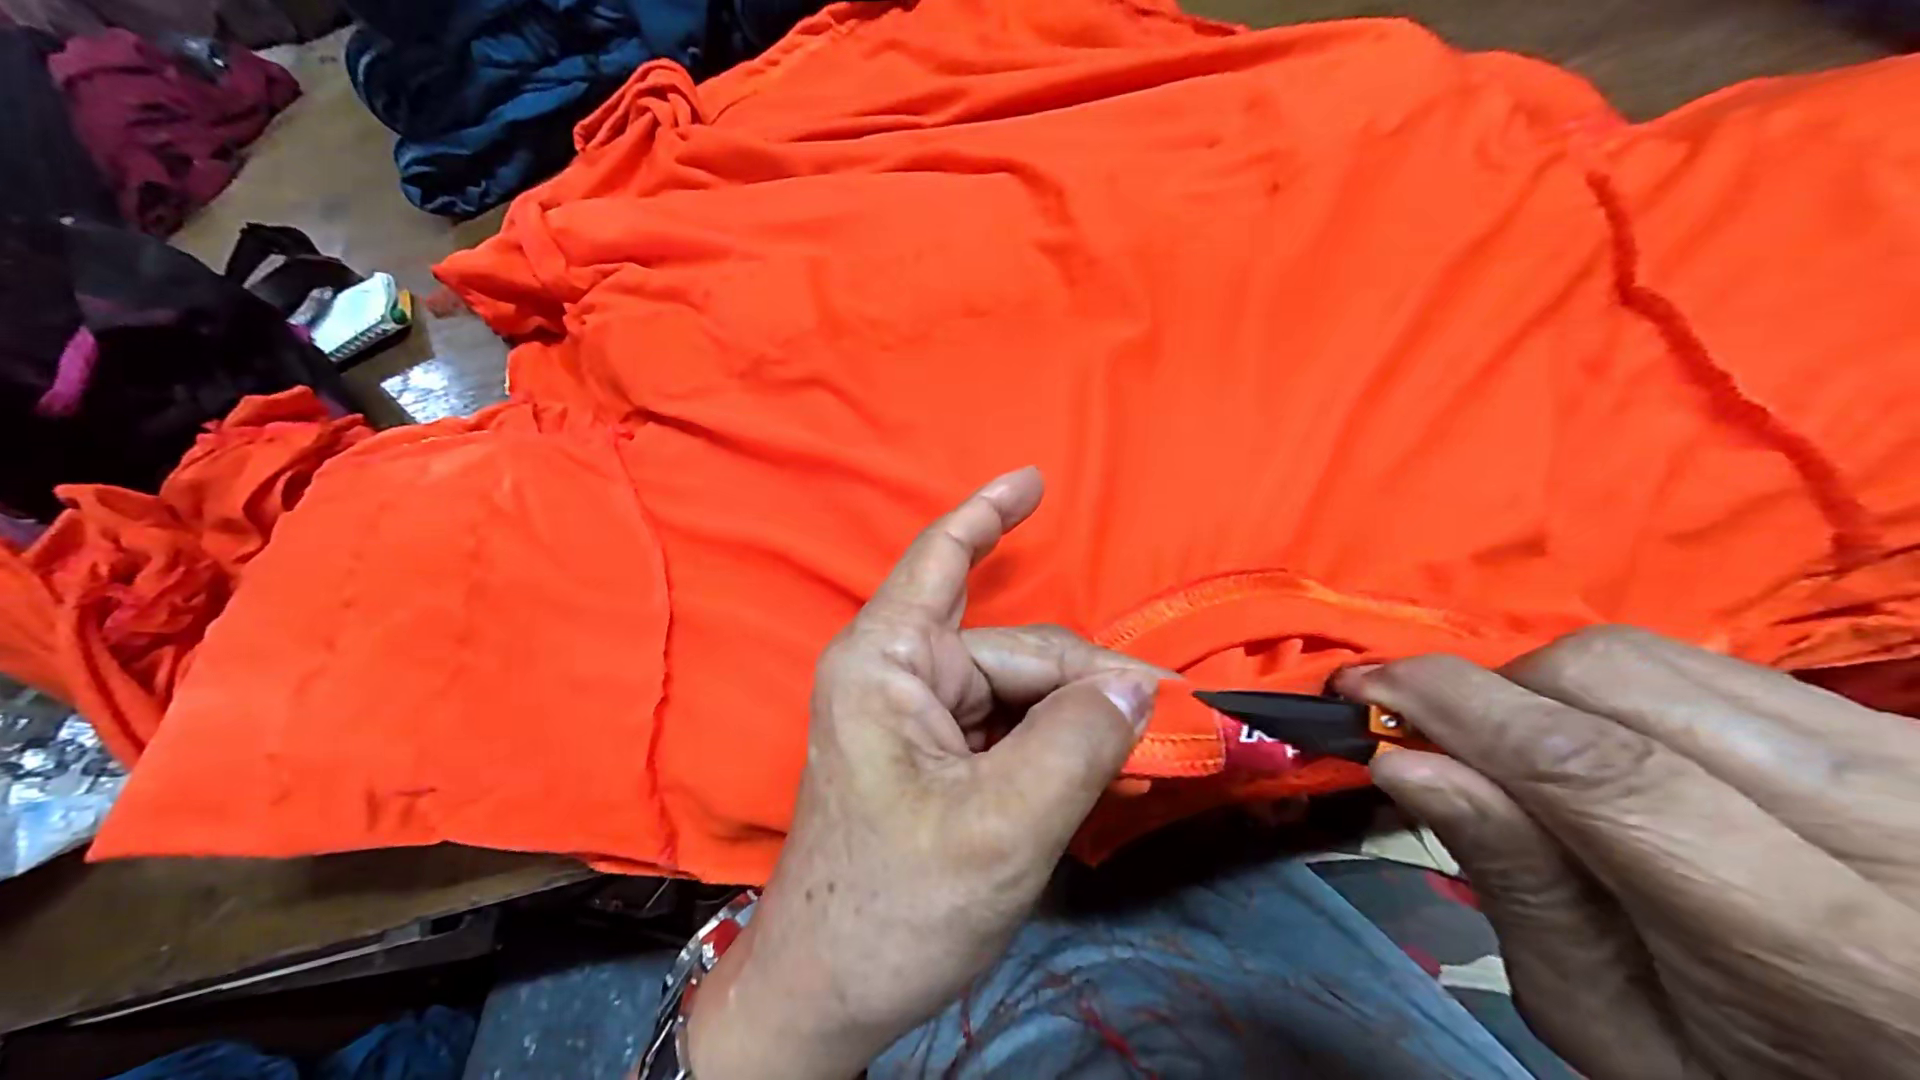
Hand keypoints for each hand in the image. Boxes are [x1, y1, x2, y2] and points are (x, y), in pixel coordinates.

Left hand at [687, 468, 1163, 1079]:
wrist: (831, 993)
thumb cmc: (894, 907)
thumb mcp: (1000, 826)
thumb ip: (1076, 745)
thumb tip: (1133, 686)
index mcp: (888, 663)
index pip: (943, 562)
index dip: (989, 514)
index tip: (1034, 478)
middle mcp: (900, 674)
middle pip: (1017, 654)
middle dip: (1090, 685)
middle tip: (1170, 724)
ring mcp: (919, 718)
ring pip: (1024, 697)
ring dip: (1084, 723)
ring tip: (1149, 757)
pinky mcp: (936, 757)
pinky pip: (1013, 731)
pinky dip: (1062, 747)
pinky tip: (1110, 772)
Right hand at [1337, 627, 1919, 1079]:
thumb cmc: (1754, 1078)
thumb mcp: (1615, 1025)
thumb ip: (1516, 885)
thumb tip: (1401, 762)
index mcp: (1835, 954)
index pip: (1595, 770)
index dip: (1458, 708)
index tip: (1362, 689)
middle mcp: (1899, 830)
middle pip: (1615, 681)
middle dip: (1489, 691)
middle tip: (1436, 736)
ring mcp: (1918, 764)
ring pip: (1654, 655)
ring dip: (1543, 686)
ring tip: (1519, 745)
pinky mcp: (1905, 733)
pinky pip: (1704, 664)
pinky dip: (1610, 689)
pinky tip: (1605, 743)